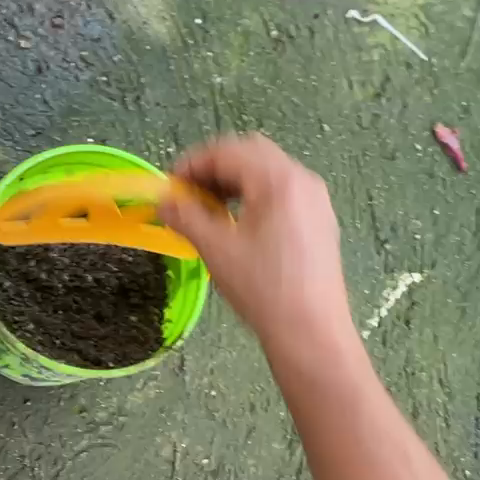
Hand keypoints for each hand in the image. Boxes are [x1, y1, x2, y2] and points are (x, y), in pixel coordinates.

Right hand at [159, 134, 353, 351]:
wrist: (310, 328)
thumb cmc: (261, 288)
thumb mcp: (216, 250)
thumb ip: (186, 218)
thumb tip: (163, 201)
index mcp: (277, 180)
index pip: (228, 151)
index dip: (192, 164)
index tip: (167, 187)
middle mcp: (301, 179)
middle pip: (250, 154)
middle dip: (213, 169)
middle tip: (185, 196)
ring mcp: (314, 199)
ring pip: (266, 172)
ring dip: (232, 183)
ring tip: (206, 212)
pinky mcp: (317, 219)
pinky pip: (280, 192)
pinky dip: (251, 196)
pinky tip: (236, 226)